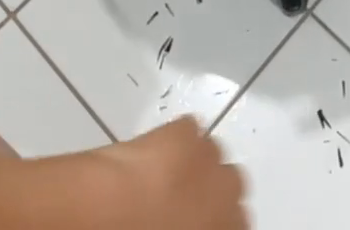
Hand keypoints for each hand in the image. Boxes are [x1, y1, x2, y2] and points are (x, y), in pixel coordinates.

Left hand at [92, 118, 246, 229]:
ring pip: (212, 151)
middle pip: (232, 183)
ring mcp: (209, 155)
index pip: (238, 221)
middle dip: (212, 187)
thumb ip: (193, 225)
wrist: (111, 213)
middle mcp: (229, 191)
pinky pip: (188, 128)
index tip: (198, 219)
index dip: (217, 219)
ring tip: (167, 170)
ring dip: (196, 159)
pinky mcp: (185, 129)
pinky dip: (176, 136)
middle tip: (182, 198)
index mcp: (229, 225)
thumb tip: (187, 219)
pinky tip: (157, 147)